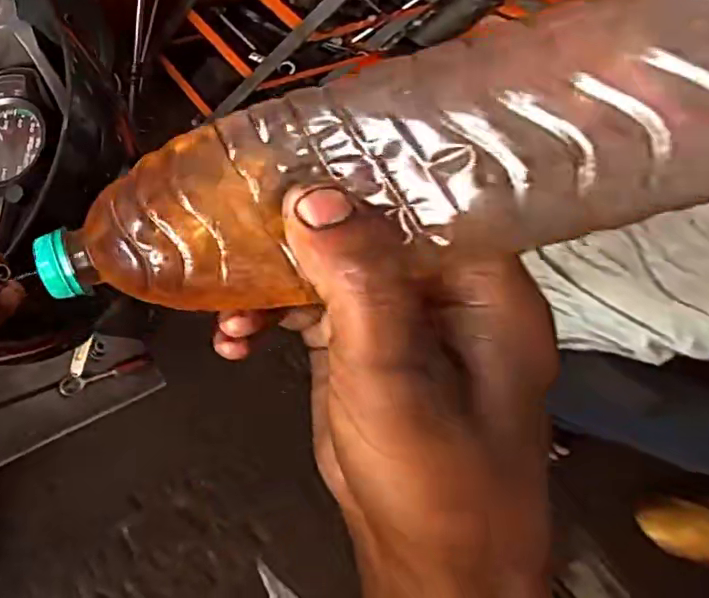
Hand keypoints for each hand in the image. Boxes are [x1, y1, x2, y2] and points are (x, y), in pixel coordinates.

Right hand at [215, 186, 557, 597]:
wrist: (422, 557)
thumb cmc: (439, 485)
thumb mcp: (393, 376)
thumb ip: (359, 288)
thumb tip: (317, 202)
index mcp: (478, 292)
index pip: (424, 200)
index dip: (363, 170)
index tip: (299, 151)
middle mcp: (436, 293)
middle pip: (357, 225)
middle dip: (293, 225)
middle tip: (240, 215)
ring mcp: (391, 314)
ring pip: (318, 261)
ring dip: (265, 278)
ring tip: (231, 305)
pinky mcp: (352, 336)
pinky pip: (298, 300)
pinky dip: (262, 313)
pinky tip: (236, 336)